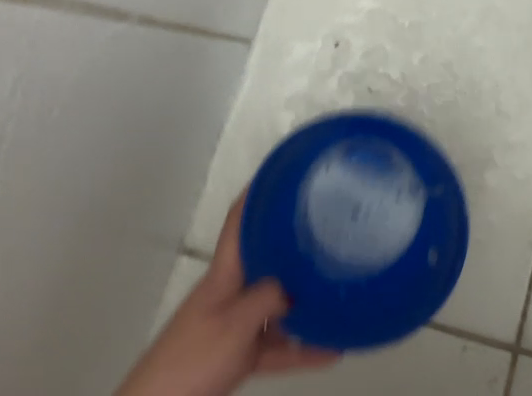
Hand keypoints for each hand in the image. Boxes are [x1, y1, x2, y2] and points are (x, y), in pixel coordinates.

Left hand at [117, 196, 338, 395]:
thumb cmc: (192, 359)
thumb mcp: (235, 324)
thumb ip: (268, 299)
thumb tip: (295, 285)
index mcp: (224, 274)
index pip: (239, 221)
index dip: (257, 193)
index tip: (284, 173)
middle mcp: (230, 292)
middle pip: (264, 260)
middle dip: (293, 245)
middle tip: (329, 230)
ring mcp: (234, 324)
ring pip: (275, 305)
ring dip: (304, 302)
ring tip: (339, 290)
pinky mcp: (237, 355)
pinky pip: (276, 346)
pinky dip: (301, 348)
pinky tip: (333, 349)